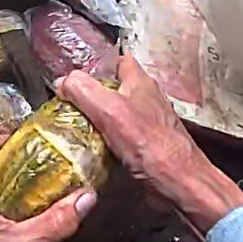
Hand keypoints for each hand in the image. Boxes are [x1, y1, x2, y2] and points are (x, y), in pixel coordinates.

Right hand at [58, 55, 242, 238]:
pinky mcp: (149, 145)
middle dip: (94, 93)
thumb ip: (83, 90)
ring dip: (100, 118)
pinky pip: (123, 136)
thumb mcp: (108, 109)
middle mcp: (147, 99)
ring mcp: (150, 123)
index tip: (77, 74)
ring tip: (77, 126)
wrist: (179, 181)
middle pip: (116, 88)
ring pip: (119, 112)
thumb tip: (63, 81)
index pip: (119, 60)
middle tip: (71, 103)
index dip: (98, 64)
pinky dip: (109, 139)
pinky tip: (96, 148)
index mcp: (140, 82)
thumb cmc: (150, 143)